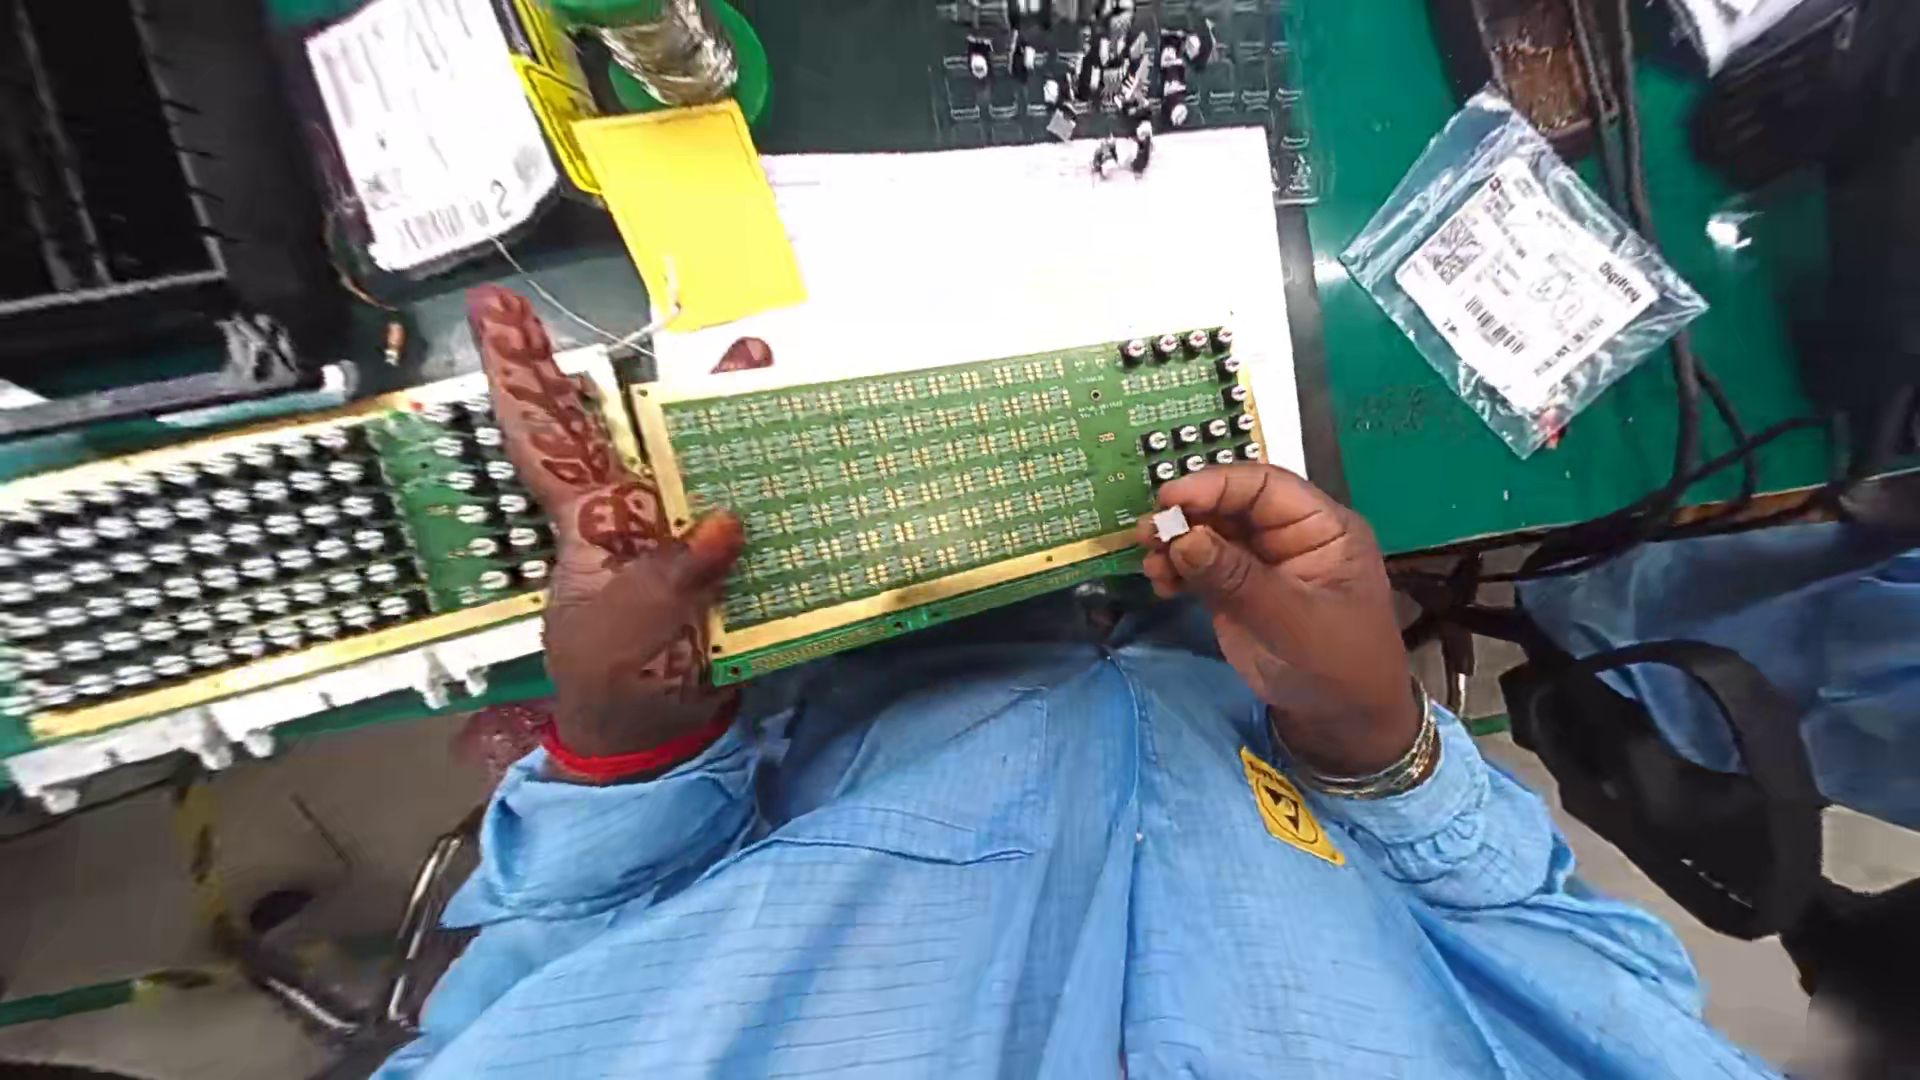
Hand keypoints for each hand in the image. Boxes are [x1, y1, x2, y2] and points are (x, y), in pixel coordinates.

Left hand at [467, 286, 743, 770]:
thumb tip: (727, 522)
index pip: (548, 439)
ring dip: (739, 417)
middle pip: (654, 429)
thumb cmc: (617, 682)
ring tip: (768, 372)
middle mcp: (644, 512)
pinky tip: (801, 456)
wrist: (661, 727)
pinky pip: (756, 507)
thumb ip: (668, 579)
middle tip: (730, 341)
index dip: (524, 375)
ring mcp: (691, 534)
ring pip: (713, 460)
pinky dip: (776, 481)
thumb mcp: (623, 635)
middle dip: (681, 378)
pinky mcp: (733, 558)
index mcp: (591, 523)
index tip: (497, 311)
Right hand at [1136, 464, 1418, 776]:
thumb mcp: (1292, 622)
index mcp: (1320, 527)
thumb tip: (1183, 539)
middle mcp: (1285, 534)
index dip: (1215, 485)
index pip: (1264, 486)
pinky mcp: (1231, 586)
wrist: (1337, 719)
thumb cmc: (1336, 665)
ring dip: (1172, 543)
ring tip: (1151, 565)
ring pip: (1205, 532)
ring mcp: (1255, 560)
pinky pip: (1195, 564)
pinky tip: (1161, 585)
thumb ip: (1237, 579)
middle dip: (1185, 515)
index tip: (1169, 499)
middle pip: (1227, 505)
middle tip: (1148, 533)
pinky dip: (1173, 569)